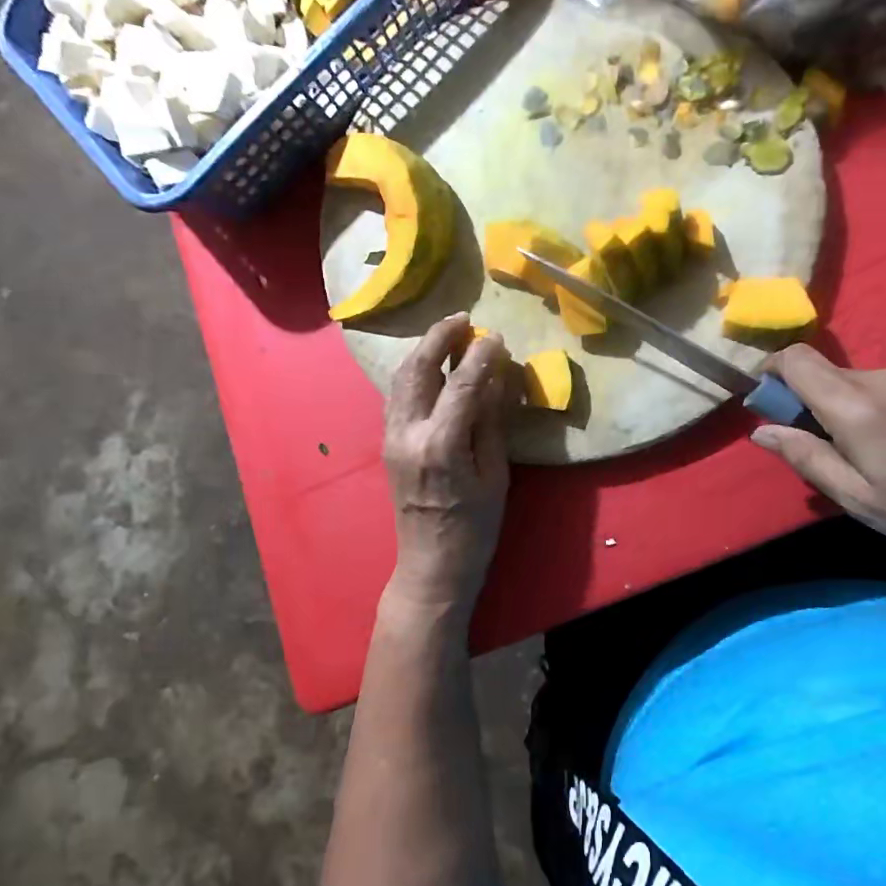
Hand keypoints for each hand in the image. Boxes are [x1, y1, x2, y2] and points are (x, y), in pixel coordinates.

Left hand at [381, 313, 513, 614]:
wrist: (431, 566)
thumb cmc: (474, 527)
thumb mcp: (495, 475)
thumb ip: (492, 422)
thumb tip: (498, 377)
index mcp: (440, 444)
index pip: (461, 384)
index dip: (481, 356)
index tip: (498, 337)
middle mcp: (408, 433)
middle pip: (419, 370)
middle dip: (439, 338)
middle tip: (463, 319)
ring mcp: (392, 437)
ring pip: (401, 378)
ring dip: (423, 351)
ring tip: (447, 333)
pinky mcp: (388, 443)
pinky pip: (397, 395)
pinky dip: (413, 372)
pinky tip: (430, 365)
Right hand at [750, 345, 885, 580]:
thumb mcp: (862, 501)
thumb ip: (807, 459)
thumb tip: (762, 431)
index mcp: (857, 405)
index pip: (796, 360)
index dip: (772, 372)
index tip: (769, 404)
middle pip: (828, 375)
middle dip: (811, 404)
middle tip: (825, 453)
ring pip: (862, 385)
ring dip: (850, 411)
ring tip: (876, 460)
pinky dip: (882, 411)